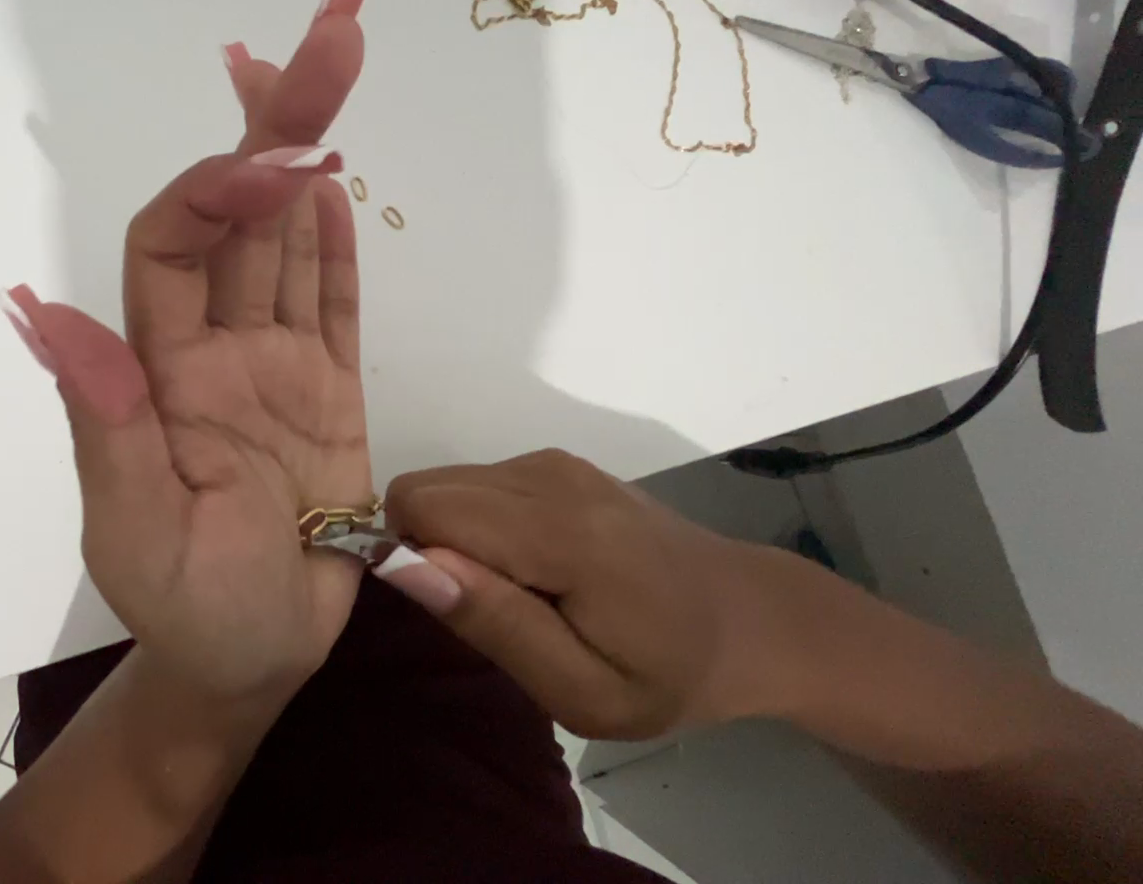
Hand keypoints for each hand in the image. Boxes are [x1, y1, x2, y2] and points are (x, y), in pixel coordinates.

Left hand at [3, 0, 370, 702]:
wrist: (254, 657)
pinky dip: (334, 249)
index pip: (173, 250)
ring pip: (286, 246)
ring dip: (306, 162)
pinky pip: (331, 307)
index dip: (212, 193)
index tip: (272, 161)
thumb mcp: (136, 532)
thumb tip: (46, 314)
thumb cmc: (192, 610)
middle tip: (328, 35)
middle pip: (237, 222)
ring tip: (337, 71)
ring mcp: (275, 367)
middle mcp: (214, 350)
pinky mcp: (329, 393)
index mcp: (162, 374)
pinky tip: (336, 189)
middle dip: (275, 129)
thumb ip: (104, 425)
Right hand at [385, 451, 786, 740]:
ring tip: (513, 591)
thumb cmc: (670, 673)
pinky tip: (526, 564)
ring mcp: (552, 460)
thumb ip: (493, 621)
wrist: (750, 618)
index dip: (410, 558)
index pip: (421, 507)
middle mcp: (548, 474)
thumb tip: (401, 563)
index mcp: (560, 530)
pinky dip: (474, 523)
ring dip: (451, 537)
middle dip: (426, 548)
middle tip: (486, 609)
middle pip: (423, 489)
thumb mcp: (583, 690)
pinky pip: (472, 482)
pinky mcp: (553, 460)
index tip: (453, 611)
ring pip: (443, 484)